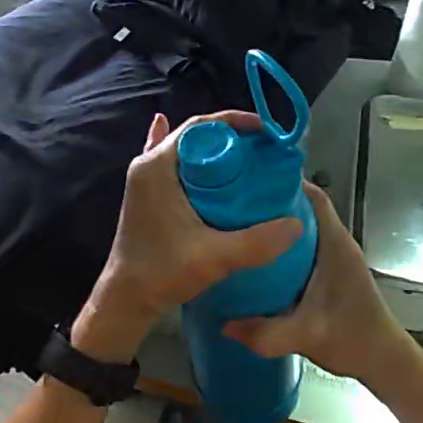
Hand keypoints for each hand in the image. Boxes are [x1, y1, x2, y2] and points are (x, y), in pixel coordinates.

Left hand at [72, 111, 303, 363]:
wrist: (124, 301)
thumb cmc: (162, 274)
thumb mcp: (214, 258)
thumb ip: (256, 243)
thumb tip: (297, 224)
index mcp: (157, 167)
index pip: (199, 127)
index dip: (234, 122)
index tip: (265, 131)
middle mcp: (148, 166)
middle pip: (195, 136)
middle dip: (230, 136)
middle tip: (264, 148)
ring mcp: (145, 181)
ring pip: (186, 151)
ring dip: (215, 149)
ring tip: (248, 154)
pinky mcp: (148, 197)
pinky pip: (172, 165)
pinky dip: (189, 156)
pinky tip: (195, 147)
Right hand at [222, 182, 415, 389]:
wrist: (384, 361)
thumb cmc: (354, 339)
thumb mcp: (306, 337)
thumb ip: (265, 333)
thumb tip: (223, 324)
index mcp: (335, 244)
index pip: (313, 197)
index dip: (285, 184)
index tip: (251, 183)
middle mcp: (337, 242)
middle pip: (304, 207)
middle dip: (272, 203)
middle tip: (234, 206)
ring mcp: (336, 256)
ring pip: (303, 227)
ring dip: (276, 224)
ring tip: (240, 227)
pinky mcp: (332, 270)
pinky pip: (304, 245)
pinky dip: (282, 245)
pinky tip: (258, 257)